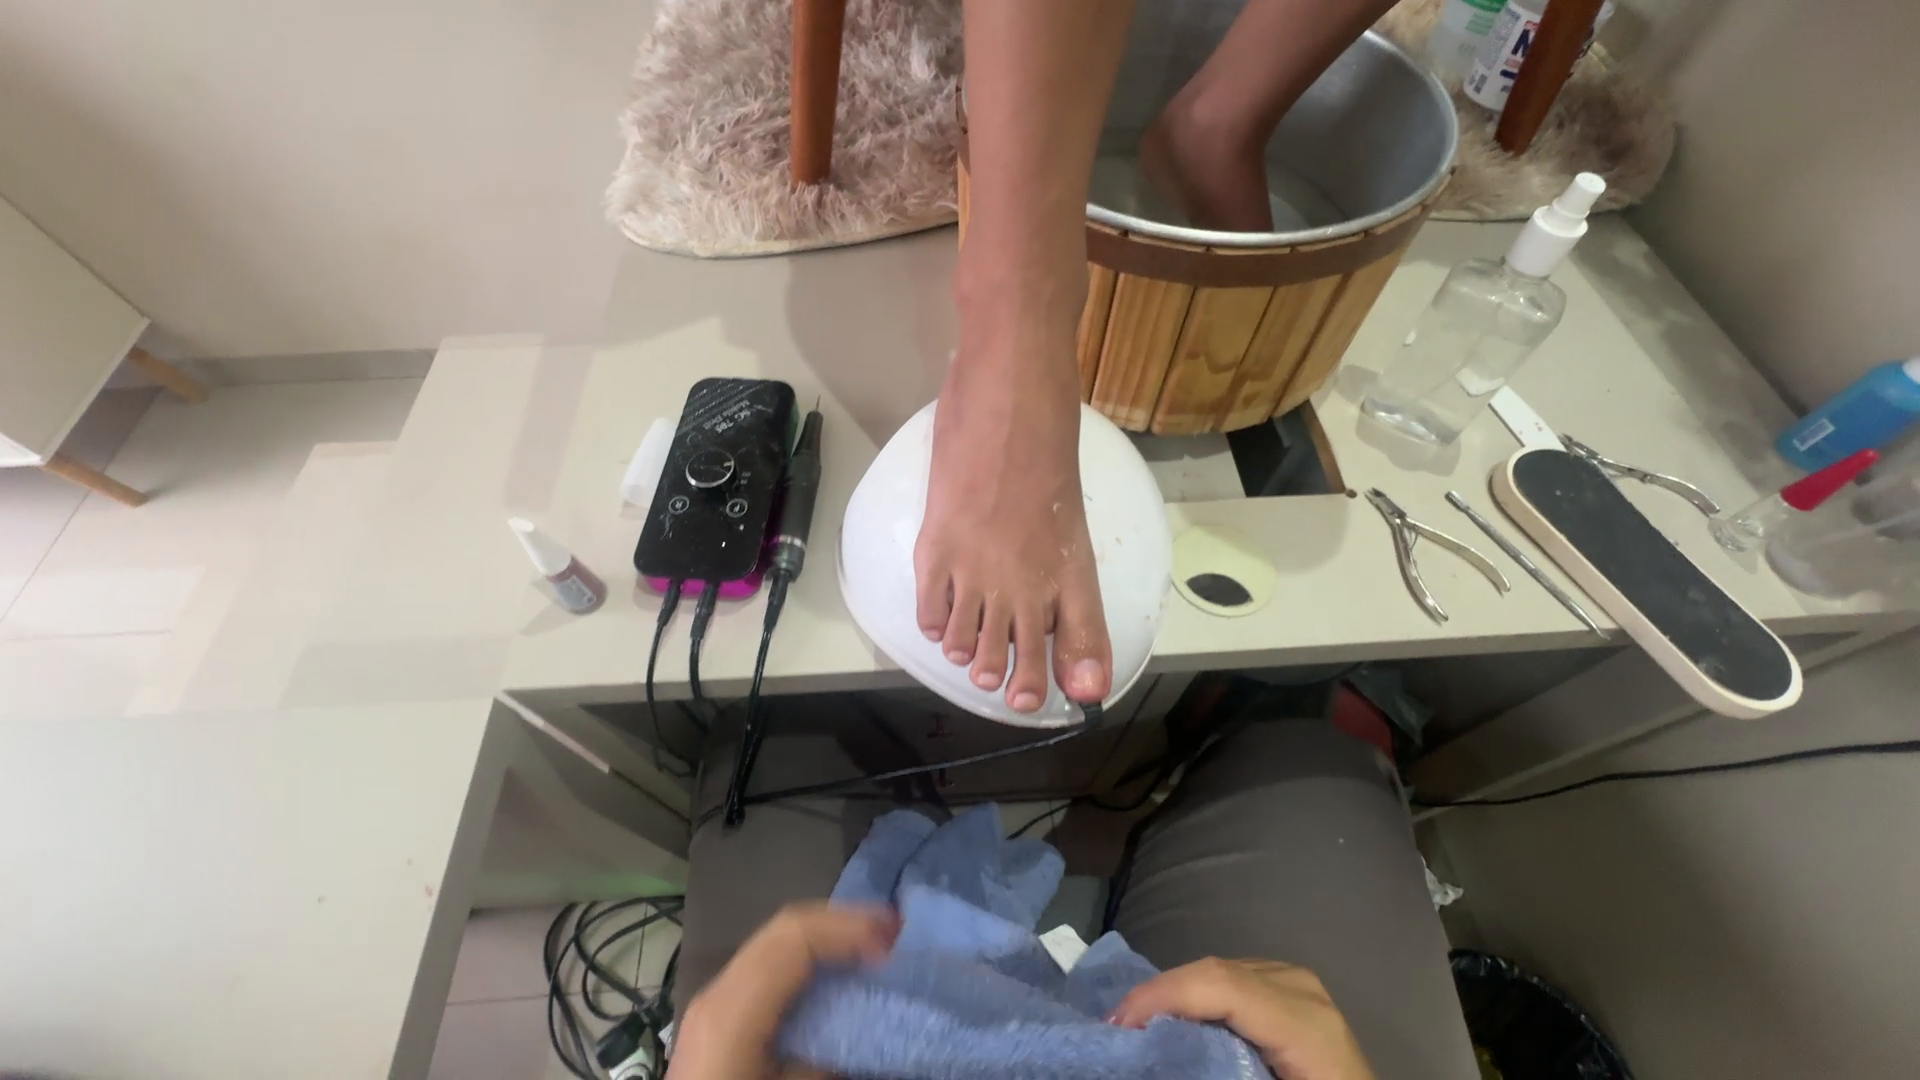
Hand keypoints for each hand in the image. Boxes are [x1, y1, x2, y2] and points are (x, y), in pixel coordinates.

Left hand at [667, 904, 898, 1079]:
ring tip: (884, 957)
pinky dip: (817, 971)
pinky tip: (847, 989)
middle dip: (849, 928)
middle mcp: (718, 996)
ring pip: (782, 949)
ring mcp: (715, 1009)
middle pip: (789, 930)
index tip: (899, 952)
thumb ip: (843, 1054)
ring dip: (836, 945)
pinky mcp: (722, 1029)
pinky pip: (775, 977)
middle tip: (903, 940)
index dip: (852, 930)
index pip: (795, 935)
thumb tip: (889, 1022)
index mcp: (730, 1014)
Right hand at [1109, 958, 1376, 1079]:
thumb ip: (1213, 1067)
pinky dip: (1196, 998)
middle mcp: (1303, 989)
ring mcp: (1299, 985)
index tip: (1118, 1026)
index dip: (1163, 996)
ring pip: (1217, 970)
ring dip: (1174, 996)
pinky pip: (1231, 981)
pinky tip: (1173, 1019)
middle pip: (1213, 971)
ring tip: (1135, 1025)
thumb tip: (1158, 1055)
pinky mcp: (1291, 992)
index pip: (1222, 984)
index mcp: (1308, 1025)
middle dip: (1158, 996)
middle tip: (1114, 1030)